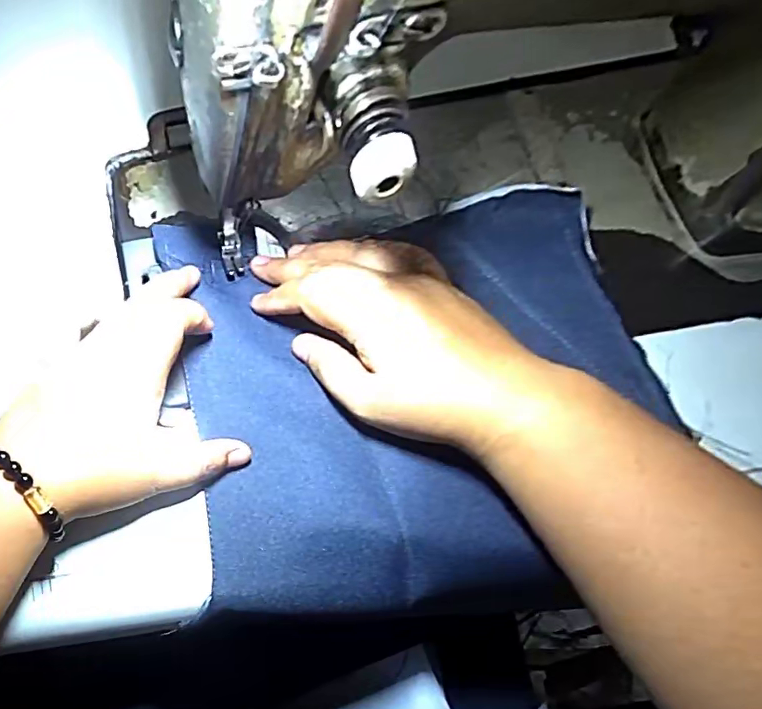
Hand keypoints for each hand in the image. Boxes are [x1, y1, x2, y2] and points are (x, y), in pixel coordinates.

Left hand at [0, 265, 251, 520]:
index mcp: (139, 366)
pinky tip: (93, 320)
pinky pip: (82, 329)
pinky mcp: (53, 368)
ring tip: (149, 295)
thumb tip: (240, 452)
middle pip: (143, 303)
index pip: (172, 319)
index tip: (206, 326)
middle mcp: (108, 350)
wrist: (23, 474)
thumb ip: (204, 459)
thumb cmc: (91, 470)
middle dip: (168, 287)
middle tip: (186, 277)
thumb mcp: (159, 471)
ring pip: (113, 311)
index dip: (194, 315)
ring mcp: (77, 355)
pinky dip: (99, 317)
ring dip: (137, 299)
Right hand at [250, 240, 566, 457]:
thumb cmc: (432, 406)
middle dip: (293, 265)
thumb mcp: (368, 401)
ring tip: (298, 252)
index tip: (258, 303)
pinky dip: (369, 249)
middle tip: (263, 266)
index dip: (281, 296)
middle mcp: (392, 282)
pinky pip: (397, 252)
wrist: (503, 397)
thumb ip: (330, 368)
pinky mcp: (441, 282)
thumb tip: (304, 344)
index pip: (312, 292)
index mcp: (369, 310)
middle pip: (332, 263)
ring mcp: (420, 277)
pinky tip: (362, 251)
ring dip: (325, 250)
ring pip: (362, 251)